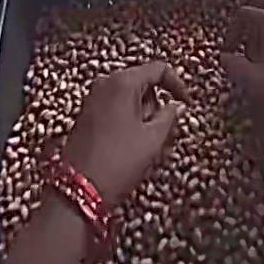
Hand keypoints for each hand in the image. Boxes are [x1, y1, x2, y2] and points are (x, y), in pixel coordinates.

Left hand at [60, 62, 187, 204]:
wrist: (77, 194)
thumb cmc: (117, 162)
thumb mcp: (152, 140)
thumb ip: (170, 117)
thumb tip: (176, 106)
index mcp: (123, 82)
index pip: (158, 69)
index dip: (177, 84)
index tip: (186, 103)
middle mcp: (105, 83)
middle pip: (143, 83)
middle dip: (156, 105)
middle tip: (161, 133)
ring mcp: (93, 99)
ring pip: (129, 98)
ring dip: (142, 116)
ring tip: (144, 145)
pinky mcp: (86, 116)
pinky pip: (115, 109)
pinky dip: (127, 122)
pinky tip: (128, 148)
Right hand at [220, 7, 263, 122]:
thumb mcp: (253, 79)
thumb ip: (234, 65)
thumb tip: (225, 58)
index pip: (244, 16)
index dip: (231, 34)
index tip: (228, 53)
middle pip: (260, 24)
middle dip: (248, 44)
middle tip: (244, 67)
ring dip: (263, 51)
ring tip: (261, 75)